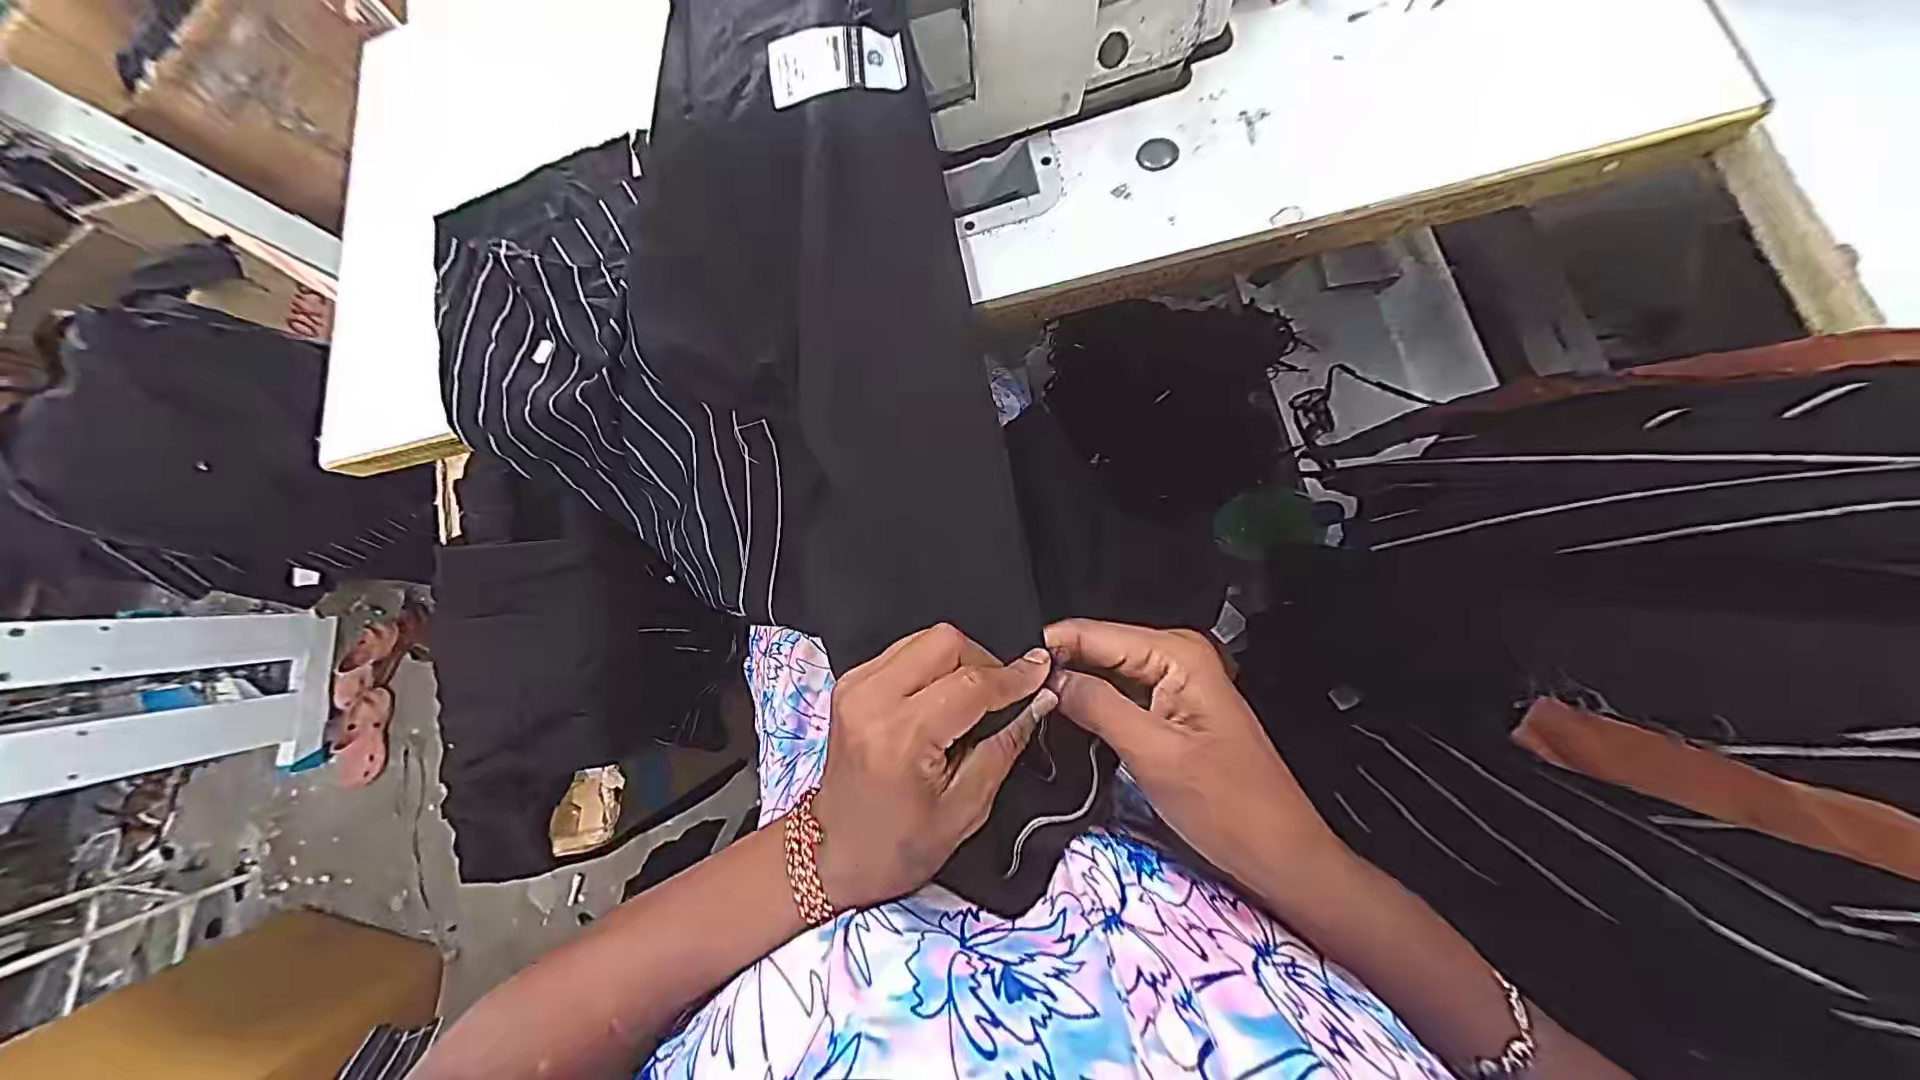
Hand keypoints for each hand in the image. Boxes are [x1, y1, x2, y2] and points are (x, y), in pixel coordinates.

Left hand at [810, 624, 1057, 909]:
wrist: (832, 851)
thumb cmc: (896, 844)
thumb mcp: (966, 808)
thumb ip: (1004, 746)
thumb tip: (1037, 701)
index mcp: (900, 736)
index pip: (970, 684)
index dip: (1014, 676)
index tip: (1041, 670)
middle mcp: (871, 700)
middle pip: (946, 642)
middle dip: (985, 661)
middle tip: (1002, 694)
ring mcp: (856, 686)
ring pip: (926, 638)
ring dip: (960, 660)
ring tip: (973, 698)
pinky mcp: (851, 682)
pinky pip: (905, 650)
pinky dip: (933, 664)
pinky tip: (942, 696)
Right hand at [1044, 619, 1340, 884]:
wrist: (1278, 855)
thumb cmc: (1229, 807)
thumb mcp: (1153, 753)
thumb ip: (1097, 705)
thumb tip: (1048, 679)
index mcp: (1178, 653)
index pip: (1094, 633)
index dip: (1049, 648)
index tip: (1008, 669)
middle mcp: (1175, 656)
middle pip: (1096, 649)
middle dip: (1058, 668)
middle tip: (1016, 693)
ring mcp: (1173, 681)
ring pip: (1103, 672)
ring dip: (1071, 687)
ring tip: (1032, 704)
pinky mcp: (1168, 706)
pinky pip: (1118, 693)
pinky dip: (1091, 704)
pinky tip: (1065, 717)